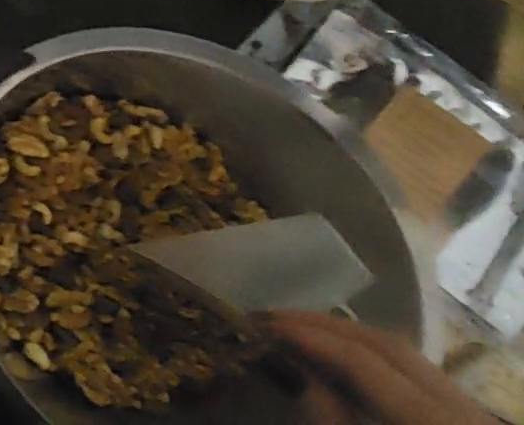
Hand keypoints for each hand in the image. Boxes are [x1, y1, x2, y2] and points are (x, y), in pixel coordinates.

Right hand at [267, 311, 497, 424]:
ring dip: (343, 334)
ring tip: (294, 327)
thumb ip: (331, 416)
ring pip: (402, 352)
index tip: (260, 325)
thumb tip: (300, 367)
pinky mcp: (464, 417)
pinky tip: (334, 352)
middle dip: (323, 326)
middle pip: (386, 347)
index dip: (310, 338)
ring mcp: (470, 412)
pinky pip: (413, 370)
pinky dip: (368, 353)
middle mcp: (462, 411)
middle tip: (270, 317)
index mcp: (435, 424)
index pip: (364, 363)